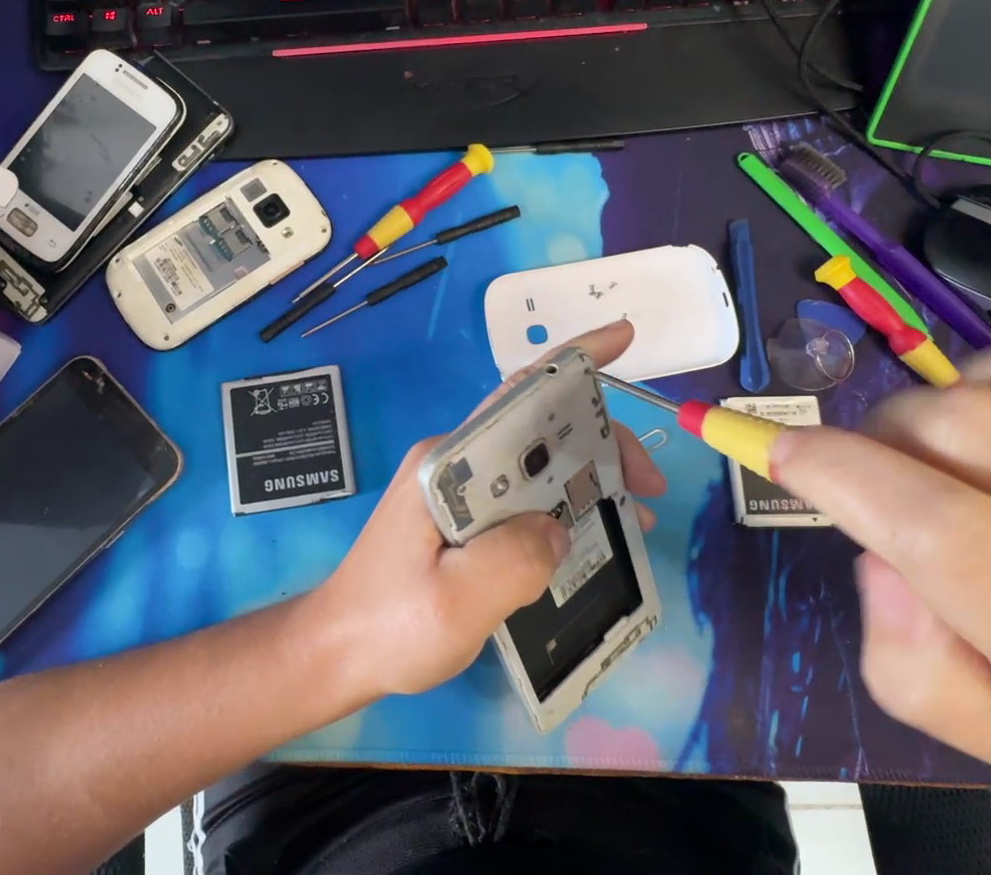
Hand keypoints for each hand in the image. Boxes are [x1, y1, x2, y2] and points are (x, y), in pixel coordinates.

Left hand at [307, 321, 667, 699]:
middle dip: (602, 443)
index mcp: (448, 464)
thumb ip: (514, 560)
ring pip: (537, 467)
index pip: (517, 396)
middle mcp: (454, 464)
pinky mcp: (461, 521)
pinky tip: (596, 533)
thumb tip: (559, 525)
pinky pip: (524, 501)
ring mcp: (456, 492)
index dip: (572, 363)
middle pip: (538, 432)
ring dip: (590, 480)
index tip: (623, 337)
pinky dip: (566, 507)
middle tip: (652, 487)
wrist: (339, 652)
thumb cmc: (390, 625)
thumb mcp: (455, 601)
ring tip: (639, 515)